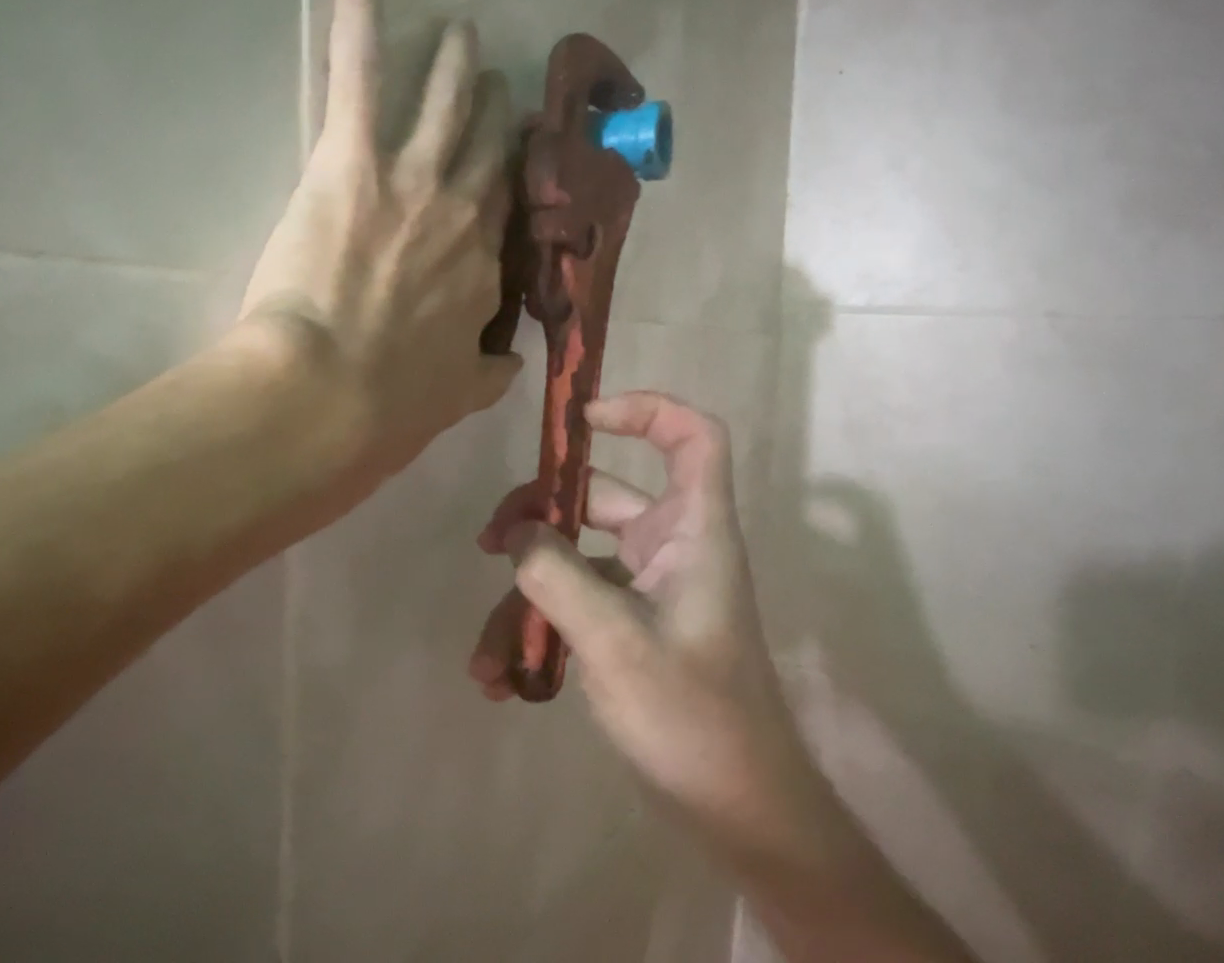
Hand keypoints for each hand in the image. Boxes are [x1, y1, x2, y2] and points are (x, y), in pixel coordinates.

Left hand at [240, 0, 521, 476]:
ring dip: (454, 60)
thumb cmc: (387, 407)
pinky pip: (360, 71)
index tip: (510, 168)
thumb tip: (513, 365)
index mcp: (486, 272)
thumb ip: (487, 376)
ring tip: (458, 31)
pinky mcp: (352, 158)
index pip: (507, 212)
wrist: (330, 395)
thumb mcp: (454, 399)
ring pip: (446, 100)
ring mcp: (413, 178)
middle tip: (490, 84)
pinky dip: (361, 15)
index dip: (509, 184)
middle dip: (493, 112)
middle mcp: (464, 214)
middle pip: (489, 146)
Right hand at [470, 392, 807, 819]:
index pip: (692, 439)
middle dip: (537, 517)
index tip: (579, 421)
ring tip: (485, 657)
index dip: (645, 410)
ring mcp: (646, 594)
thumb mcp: (614, 640)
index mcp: (693, 535)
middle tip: (487, 544)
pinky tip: (500, 680)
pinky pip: (569, 609)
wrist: (737, 813)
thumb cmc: (691, 717)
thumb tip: (515, 532)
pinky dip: (534, 633)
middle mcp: (670, 552)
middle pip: (599, 497)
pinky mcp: (626, 632)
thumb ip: (556, 573)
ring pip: (570, 562)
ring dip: (522, 599)